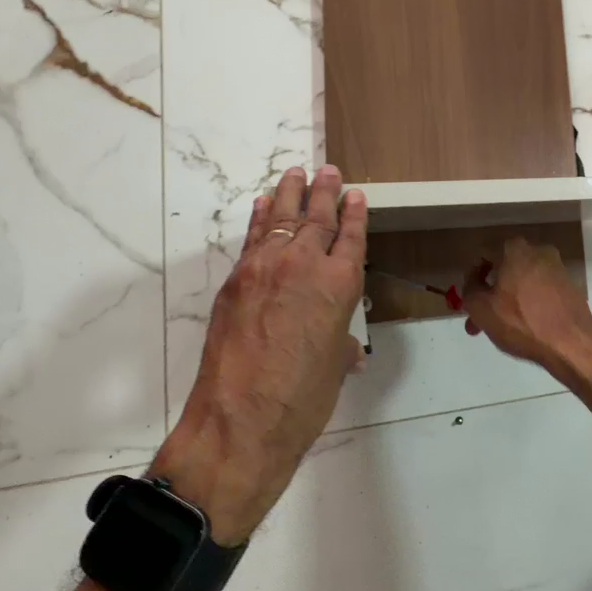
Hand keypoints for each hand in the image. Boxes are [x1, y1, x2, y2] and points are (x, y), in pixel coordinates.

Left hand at [154, 165, 366, 541]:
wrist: (241, 421)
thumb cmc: (302, 400)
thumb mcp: (335, 367)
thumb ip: (341, 346)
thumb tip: (345, 351)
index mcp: (341, 285)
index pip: (351, 236)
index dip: (355, 212)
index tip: (355, 193)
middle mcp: (306, 265)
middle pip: (317, 217)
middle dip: (325, 191)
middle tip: (328, 170)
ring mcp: (266, 268)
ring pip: (283, 218)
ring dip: (290, 193)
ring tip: (296, 171)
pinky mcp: (236, 280)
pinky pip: (254, 238)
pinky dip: (261, 218)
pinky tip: (264, 205)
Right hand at [460, 236, 591, 379]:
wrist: (571, 343)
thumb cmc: (521, 322)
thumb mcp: (481, 308)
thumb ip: (469, 290)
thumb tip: (474, 282)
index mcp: (515, 248)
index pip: (482, 254)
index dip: (470, 277)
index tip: (468, 300)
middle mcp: (538, 250)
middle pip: (503, 269)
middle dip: (488, 294)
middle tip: (478, 320)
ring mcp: (557, 267)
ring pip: (521, 281)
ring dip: (507, 301)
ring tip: (498, 328)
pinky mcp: (569, 285)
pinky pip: (539, 290)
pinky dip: (528, 303)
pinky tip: (523, 325)